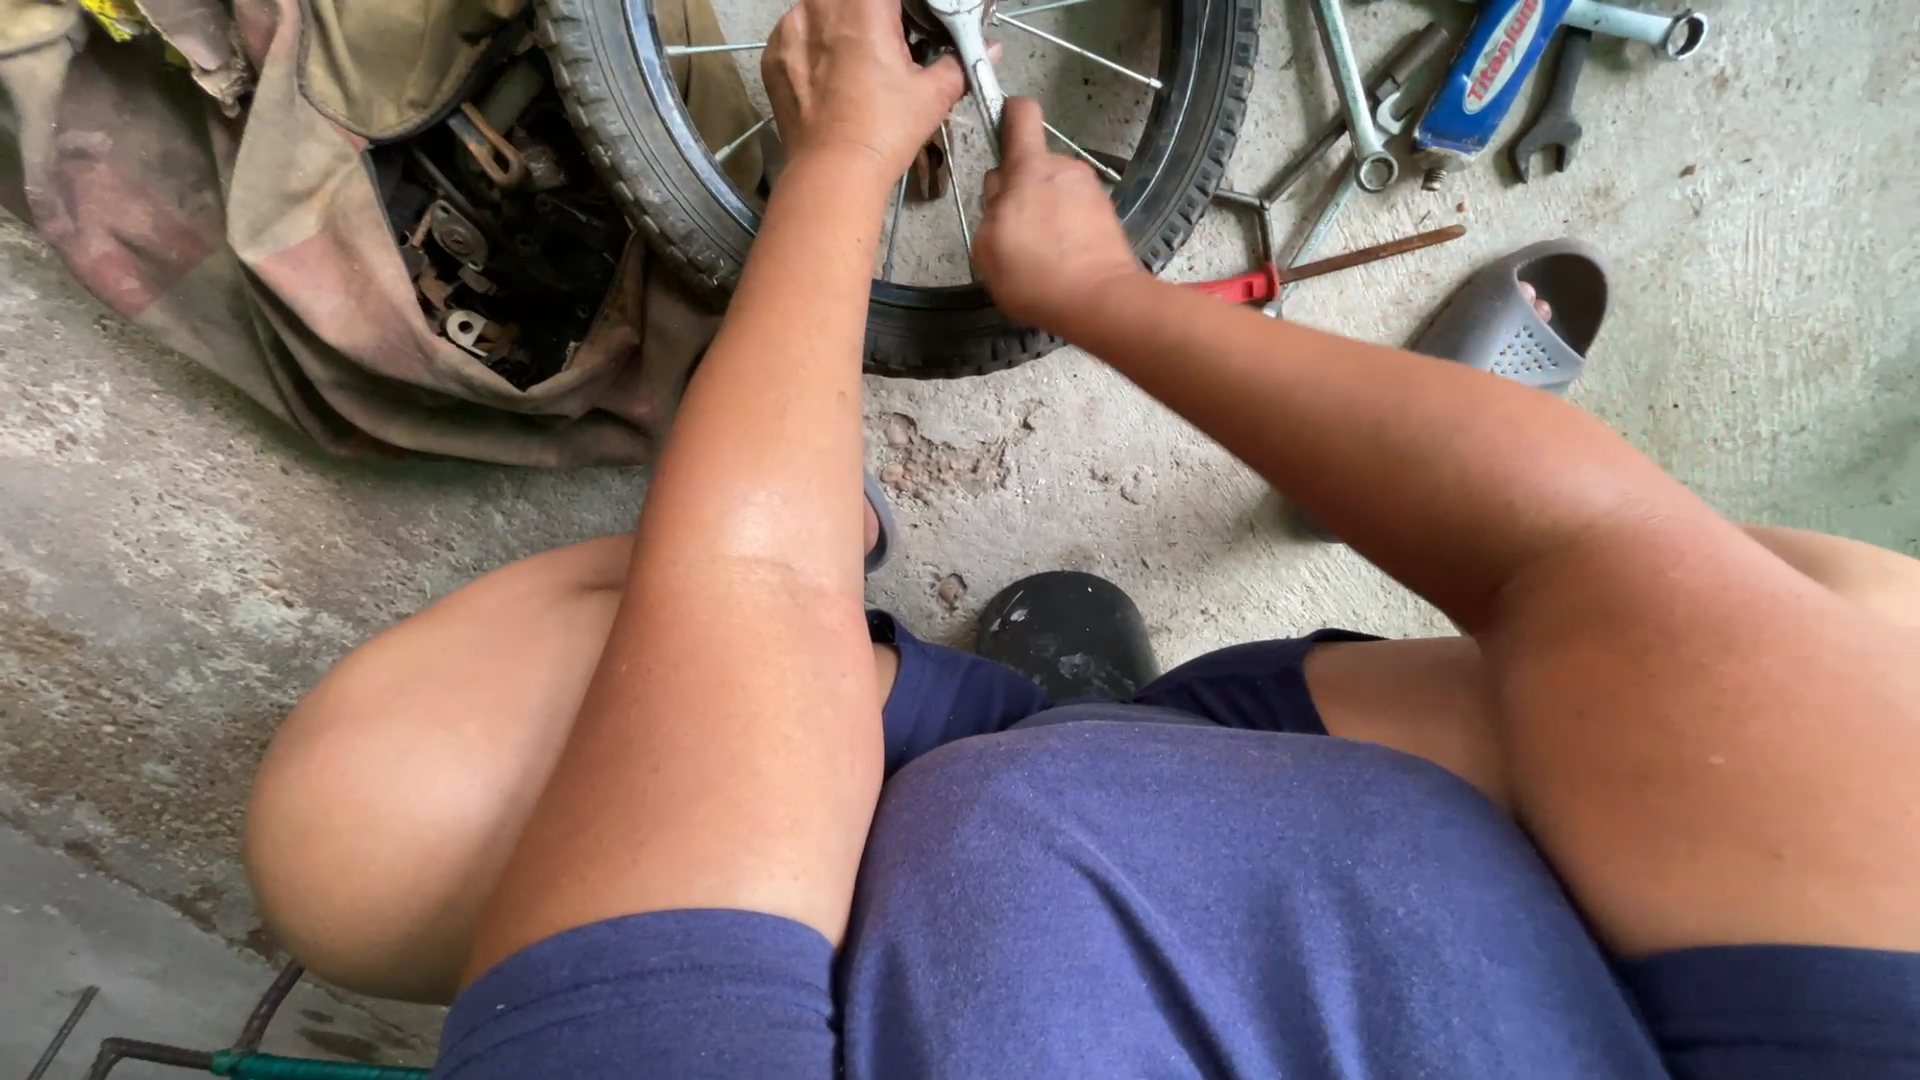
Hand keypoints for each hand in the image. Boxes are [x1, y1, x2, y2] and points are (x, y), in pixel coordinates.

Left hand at [762, 0, 964, 180]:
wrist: (833, 173)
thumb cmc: (882, 132)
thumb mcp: (932, 96)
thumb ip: (959, 63)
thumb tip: (987, 52)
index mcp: (864, 1)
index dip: (905, 13)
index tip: (912, 31)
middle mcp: (821, 3)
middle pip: (855, 1)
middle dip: (873, 19)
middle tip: (887, 51)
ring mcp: (791, 27)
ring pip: (823, 13)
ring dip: (840, 31)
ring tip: (857, 72)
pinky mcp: (773, 55)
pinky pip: (798, 39)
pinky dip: (814, 53)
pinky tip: (831, 85)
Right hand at [974, 98, 1143, 328]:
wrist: (1097, 301)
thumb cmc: (1036, 277)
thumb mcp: (987, 249)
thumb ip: (989, 211)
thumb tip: (999, 194)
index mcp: (1029, 170)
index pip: (1021, 116)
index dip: (1009, 115)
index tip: (1000, 127)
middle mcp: (1064, 169)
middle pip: (1034, 168)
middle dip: (1022, 191)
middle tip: (1015, 231)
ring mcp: (1090, 192)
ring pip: (1056, 193)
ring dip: (1046, 213)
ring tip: (1040, 254)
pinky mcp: (1107, 216)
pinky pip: (1077, 214)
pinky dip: (1067, 231)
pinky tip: (1060, 261)